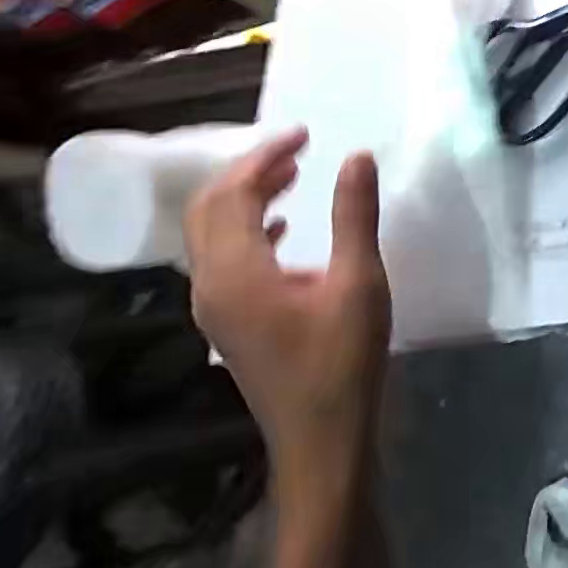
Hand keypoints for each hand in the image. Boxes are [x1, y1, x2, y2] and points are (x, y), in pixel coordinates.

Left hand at [185, 128, 390, 479]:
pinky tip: (281, 226)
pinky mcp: (230, 320)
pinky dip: (248, 227)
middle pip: (208, 211)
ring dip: (246, 197)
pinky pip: (224, 257)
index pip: (231, 196)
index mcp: (235, 273)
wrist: (323, 434)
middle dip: (248, 171)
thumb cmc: (342, 357)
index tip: (305, 133)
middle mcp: (210, 286)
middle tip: (297, 149)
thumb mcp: (359, 281)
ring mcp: (215, 307)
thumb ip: (354, 216)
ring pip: (212, 234)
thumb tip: (356, 157)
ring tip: (292, 176)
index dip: (264, 157)